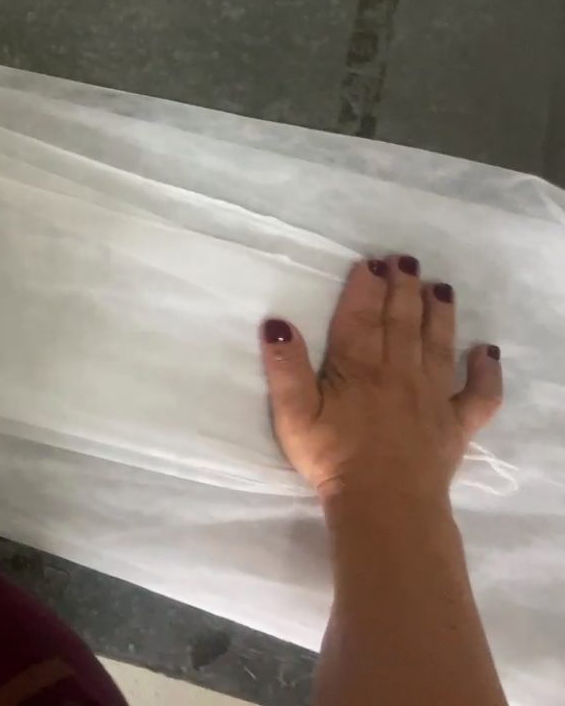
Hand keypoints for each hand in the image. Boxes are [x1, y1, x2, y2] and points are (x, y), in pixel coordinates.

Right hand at [260, 256, 503, 507]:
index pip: (361, 319)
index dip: (365, 289)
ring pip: (437, 347)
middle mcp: (399, 375)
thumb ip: (284, 367)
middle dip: (403, 290)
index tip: (371, 263)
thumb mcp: (291, 411)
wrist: (385, 504)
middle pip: (401, 325)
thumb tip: (278, 323)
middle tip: (406, 260)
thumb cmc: (328, 454)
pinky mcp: (455, 424)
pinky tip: (486, 352)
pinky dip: (485, 371)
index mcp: (358, 369)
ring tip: (440, 287)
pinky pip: (477, 394)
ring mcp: (432, 399)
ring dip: (439, 315)